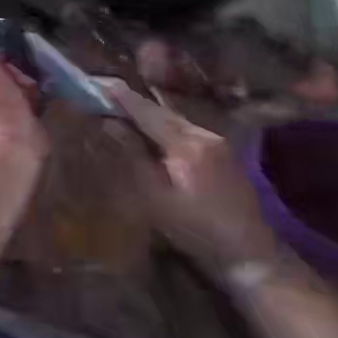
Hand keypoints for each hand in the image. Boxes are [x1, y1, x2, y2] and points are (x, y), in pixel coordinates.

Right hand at [100, 82, 281, 273]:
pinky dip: (155, 124)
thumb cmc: (196, 229)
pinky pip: (179, 128)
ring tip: (110, 110)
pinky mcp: (219, 152)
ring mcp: (215, 141)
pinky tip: (141, 130)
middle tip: (92, 95)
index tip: (86, 81)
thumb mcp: (153, 194)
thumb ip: (130, 153)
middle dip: (124, 100)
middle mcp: (203, 133)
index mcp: (186, 143)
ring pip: (168, 116)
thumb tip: (106, 120)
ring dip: (139, 112)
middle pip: (156, 108)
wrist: (251, 257)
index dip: (112, 92)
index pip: (142, 107)